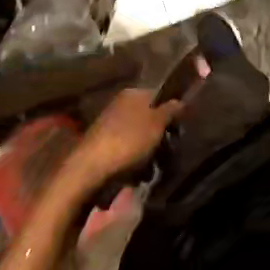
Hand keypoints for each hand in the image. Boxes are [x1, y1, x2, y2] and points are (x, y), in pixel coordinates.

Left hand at [56, 88, 182, 197]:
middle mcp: (120, 105)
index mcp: (133, 94)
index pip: (160, 96)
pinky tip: (137, 175)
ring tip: (153, 168)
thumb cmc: (128, 141)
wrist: (89, 170)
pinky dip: (133, 162)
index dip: (172, 112)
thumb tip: (180, 101)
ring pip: (139, 137)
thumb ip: (171, 109)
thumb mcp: (157, 123)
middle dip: (161, 136)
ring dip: (148, 153)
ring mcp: (109, 126)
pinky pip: (126, 151)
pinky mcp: (102, 147)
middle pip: (150, 118)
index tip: (180, 130)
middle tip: (169, 152)